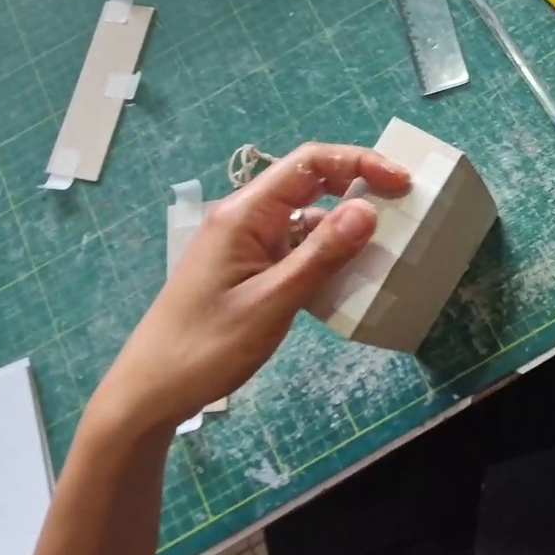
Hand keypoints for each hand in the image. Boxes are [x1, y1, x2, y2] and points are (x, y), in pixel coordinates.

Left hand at [84, 144, 412, 439]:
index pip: (309, 163)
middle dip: (357, 185)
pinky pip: (296, 246)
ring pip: (306, 216)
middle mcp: (246, 217)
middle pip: (309, 182)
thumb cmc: (206, 346)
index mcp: (246, 213)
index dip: (359, 162)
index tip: (401, 182)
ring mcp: (247, 242)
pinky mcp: (250, 267)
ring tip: (384, 242)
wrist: (151, 391)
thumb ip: (321, 255)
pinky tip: (348, 275)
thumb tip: (367, 210)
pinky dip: (326, 253)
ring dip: (344, 224)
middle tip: (402, 203)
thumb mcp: (271, 302)